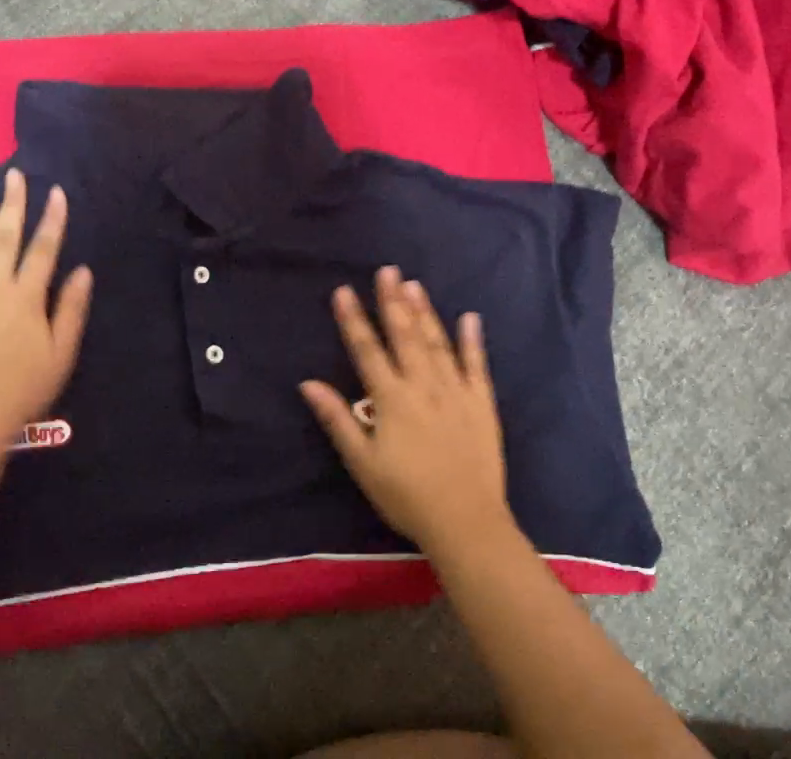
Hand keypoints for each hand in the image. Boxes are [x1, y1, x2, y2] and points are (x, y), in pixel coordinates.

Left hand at [0, 168, 93, 446]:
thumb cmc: (23, 388)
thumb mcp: (61, 353)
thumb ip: (71, 309)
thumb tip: (83, 270)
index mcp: (27, 296)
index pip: (43, 248)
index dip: (52, 219)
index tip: (56, 191)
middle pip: (6, 237)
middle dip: (13, 204)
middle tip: (15, 175)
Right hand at [300, 266, 514, 554]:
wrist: (466, 521)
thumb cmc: (405, 495)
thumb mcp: (362, 462)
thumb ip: (337, 419)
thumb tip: (308, 383)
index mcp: (391, 399)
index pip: (367, 350)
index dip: (353, 319)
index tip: (343, 290)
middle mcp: (423, 386)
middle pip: (404, 335)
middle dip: (393, 301)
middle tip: (387, 270)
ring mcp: (456, 392)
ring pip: (437, 343)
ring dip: (425, 312)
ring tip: (414, 284)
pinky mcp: (482, 404)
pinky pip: (477, 365)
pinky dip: (472, 341)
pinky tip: (469, 317)